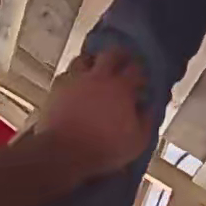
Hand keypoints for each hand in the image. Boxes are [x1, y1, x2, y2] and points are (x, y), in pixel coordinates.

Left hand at [28, 48, 150, 177]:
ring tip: (95, 68)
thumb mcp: (137, 141)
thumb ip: (146, 122)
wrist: (64, 152)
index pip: (136, 68)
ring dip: (92, 61)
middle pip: (111, 53)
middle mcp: (99, 77)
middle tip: (123, 60)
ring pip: (84, 58)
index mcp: (121, 87)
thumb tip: (148, 109)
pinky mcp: (57, 89)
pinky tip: (74, 85)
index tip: (142, 80)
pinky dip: (72, 77)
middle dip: (120, 55)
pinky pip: (65, 75)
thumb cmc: (104, 147)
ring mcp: (76, 80)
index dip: (141, 72)